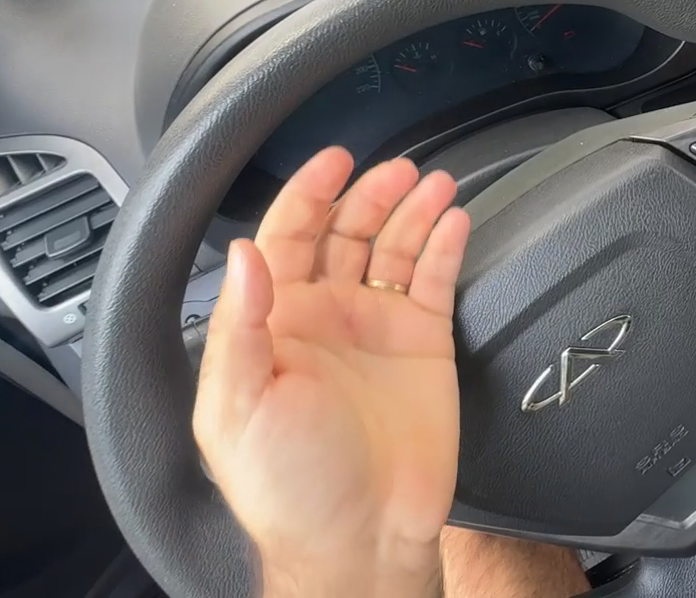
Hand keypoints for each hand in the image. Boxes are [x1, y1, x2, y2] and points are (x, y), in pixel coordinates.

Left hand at [193, 148, 469, 597]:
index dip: (309, 193)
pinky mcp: (424, 340)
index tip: (334, 160)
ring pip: (398, 247)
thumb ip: (241, 327)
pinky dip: (447, 246)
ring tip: (436, 184)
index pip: (290, 237)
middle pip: (351, 231)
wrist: (364, 534)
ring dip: (415, 211)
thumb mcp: (242, 409)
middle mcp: (329, 314)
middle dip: (372, 194)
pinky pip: (437, 279)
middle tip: (399, 171)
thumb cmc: (291, 484)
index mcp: (278, 323)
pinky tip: (455, 221)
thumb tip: (244, 254)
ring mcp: (379, 324)